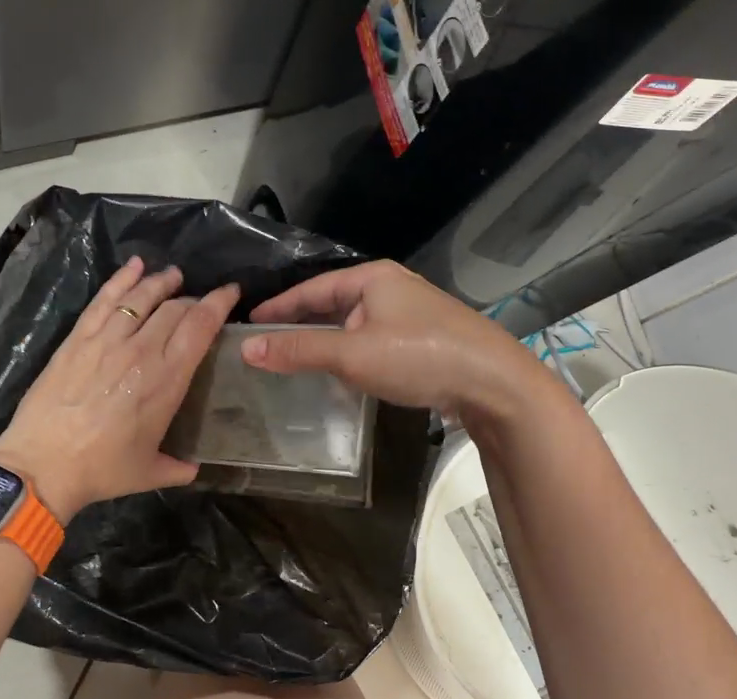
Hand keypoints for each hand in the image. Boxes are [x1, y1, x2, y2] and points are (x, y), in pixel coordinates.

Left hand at [0, 257, 241, 521]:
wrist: (43, 464)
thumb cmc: (101, 471)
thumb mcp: (149, 473)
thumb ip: (177, 467)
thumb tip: (193, 468)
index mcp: (167, 380)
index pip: (200, 327)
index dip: (219, 304)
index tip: (231, 293)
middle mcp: (140, 351)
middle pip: (174, 308)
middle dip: (193, 299)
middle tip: (198, 301)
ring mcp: (106, 341)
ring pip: (140, 297)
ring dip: (160, 282)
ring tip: (172, 276)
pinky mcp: (77, 339)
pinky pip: (104, 300)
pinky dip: (121, 279)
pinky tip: (134, 267)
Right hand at [240, 260, 551, 421]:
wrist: (490, 382)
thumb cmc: (418, 356)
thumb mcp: (351, 354)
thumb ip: (298, 351)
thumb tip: (246, 349)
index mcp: (372, 278)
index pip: (311, 288)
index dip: (278, 307)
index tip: (248, 324)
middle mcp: (388, 289)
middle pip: (330, 304)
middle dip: (298, 323)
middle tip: (264, 344)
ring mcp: (406, 315)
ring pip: (350, 325)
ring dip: (321, 341)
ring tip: (290, 359)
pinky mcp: (418, 341)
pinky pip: (368, 341)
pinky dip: (344, 354)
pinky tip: (334, 373)